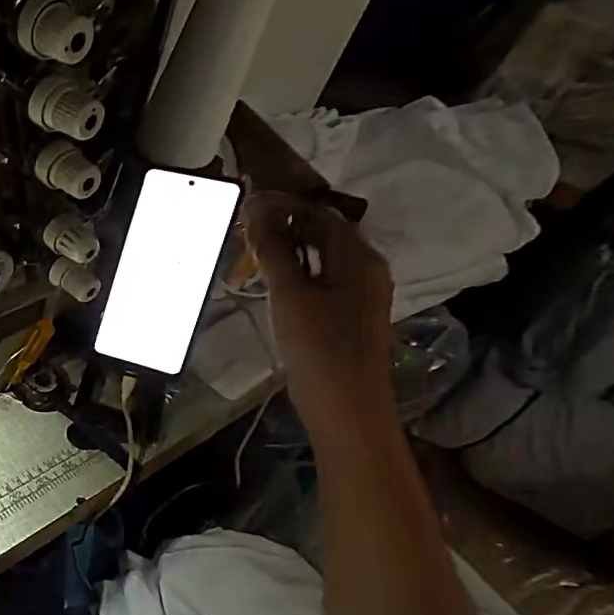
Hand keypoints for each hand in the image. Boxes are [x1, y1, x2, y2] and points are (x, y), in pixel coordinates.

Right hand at [240, 191, 396, 435]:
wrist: (347, 410)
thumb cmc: (319, 348)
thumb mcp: (290, 294)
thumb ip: (273, 248)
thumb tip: (257, 206)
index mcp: (359, 257)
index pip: (320, 214)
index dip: (284, 204)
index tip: (248, 204)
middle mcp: (366, 270)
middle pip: (325, 234)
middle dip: (286, 226)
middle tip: (247, 230)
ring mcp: (360, 296)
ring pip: (322, 259)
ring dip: (290, 251)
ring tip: (254, 252)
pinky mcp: (349, 318)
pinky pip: (323, 282)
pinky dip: (298, 274)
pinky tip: (274, 283)